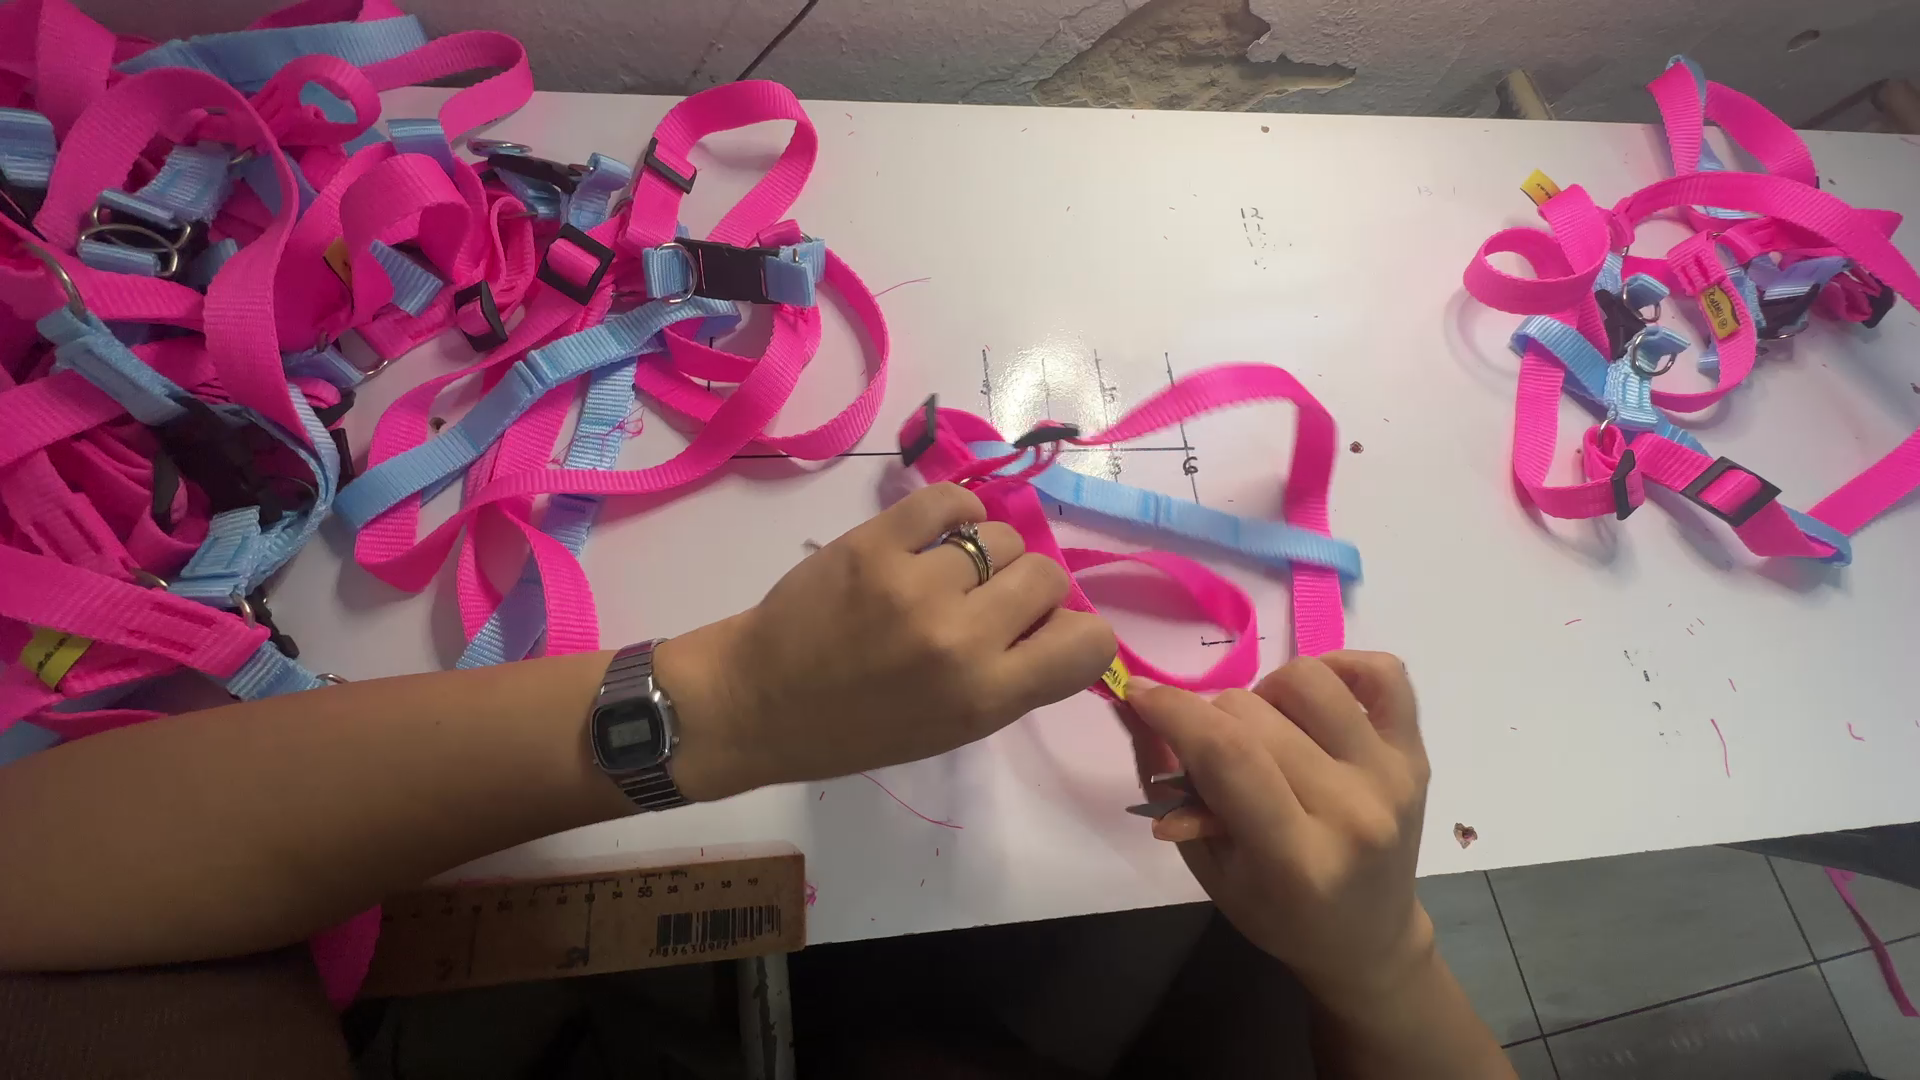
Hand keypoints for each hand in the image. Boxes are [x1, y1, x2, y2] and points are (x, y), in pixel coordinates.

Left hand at [657, 482, 1118, 799]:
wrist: (759, 702)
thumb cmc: (858, 730)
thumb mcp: (953, 729)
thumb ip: (1015, 679)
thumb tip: (1059, 621)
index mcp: (985, 697)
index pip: (1090, 643)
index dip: (1079, 634)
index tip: (1047, 633)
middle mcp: (961, 638)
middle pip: (1047, 576)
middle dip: (1030, 589)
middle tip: (990, 602)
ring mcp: (915, 583)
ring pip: (1002, 537)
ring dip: (987, 556)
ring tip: (951, 572)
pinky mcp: (875, 542)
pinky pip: (951, 501)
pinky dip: (958, 513)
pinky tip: (942, 534)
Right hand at [1126, 652, 1431, 1010]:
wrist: (1367, 937)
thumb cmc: (1275, 910)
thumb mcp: (1209, 867)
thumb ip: (1170, 787)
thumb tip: (1137, 704)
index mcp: (1295, 855)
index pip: (1227, 753)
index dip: (1174, 710)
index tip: (1140, 693)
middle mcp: (1353, 811)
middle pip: (1254, 711)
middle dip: (1211, 718)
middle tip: (1212, 750)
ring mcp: (1392, 777)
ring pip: (1307, 680)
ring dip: (1267, 693)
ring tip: (1267, 729)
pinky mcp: (1417, 755)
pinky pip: (1383, 672)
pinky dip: (1340, 666)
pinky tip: (1313, 699)